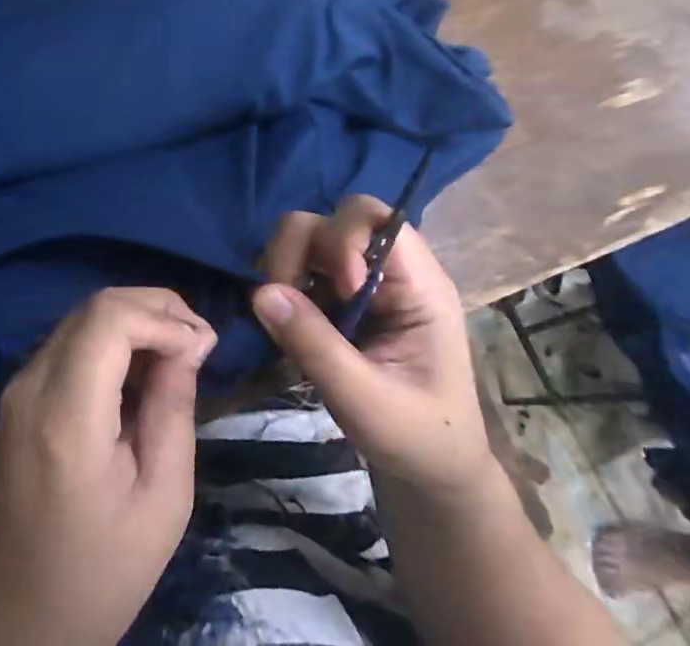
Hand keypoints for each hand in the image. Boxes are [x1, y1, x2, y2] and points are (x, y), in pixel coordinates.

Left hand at [0, 288, 216, 645]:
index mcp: (66, 418)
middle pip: (96, 307)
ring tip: (181, 350)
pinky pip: (71, 342)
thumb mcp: (163, 500)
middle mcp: (31, 387)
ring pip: (83, 318)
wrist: (14, 619)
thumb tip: (191, 342)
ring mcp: (17, 389)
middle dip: (156, 309)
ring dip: (137, 320)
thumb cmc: (100, 572)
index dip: (164, 317)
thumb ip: (174, 409)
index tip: (204, 347)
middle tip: (201, 341)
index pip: (109, 319)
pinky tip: (144, 367)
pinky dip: (114, 339)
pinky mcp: (18, 396)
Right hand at [252, 197, 493, 495]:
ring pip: (311, 237)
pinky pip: (302, 268)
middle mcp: (389, 271)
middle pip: (334, 219)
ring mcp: (361, 282)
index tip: (338, 293)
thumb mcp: (366, 401)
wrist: (429, 470)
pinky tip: (285, 321)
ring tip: (283, 315)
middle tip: (287, 302)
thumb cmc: (415, 436)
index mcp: (419, 284)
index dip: (344, 240)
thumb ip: (315, 345)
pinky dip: (283, 284)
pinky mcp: (339, 298)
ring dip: (286, 265)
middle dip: (300, 249)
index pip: (378, 219)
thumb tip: (260, 292)